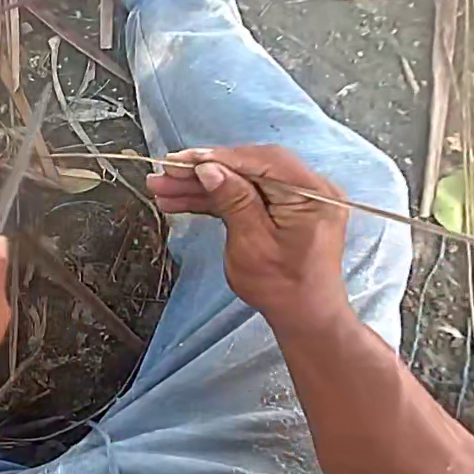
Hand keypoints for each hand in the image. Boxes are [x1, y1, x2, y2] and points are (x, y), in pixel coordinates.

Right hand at [146, 146, 351, 332]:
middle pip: (248, 168)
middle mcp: (307, 187)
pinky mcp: (277, 208)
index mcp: (310, 193)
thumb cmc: (281, 286)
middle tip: (164, 174)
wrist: (303, 315)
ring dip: (200, 186)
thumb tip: (209, 169)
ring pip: (240, 182)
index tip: (183, 161)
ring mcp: (292, 197)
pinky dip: (214, 199)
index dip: (219, 158)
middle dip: (203, 171)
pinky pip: (244, 196)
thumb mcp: (252, 245)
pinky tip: (182, 200)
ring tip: (162, 189)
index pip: (261, 162)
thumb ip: (234, 201)